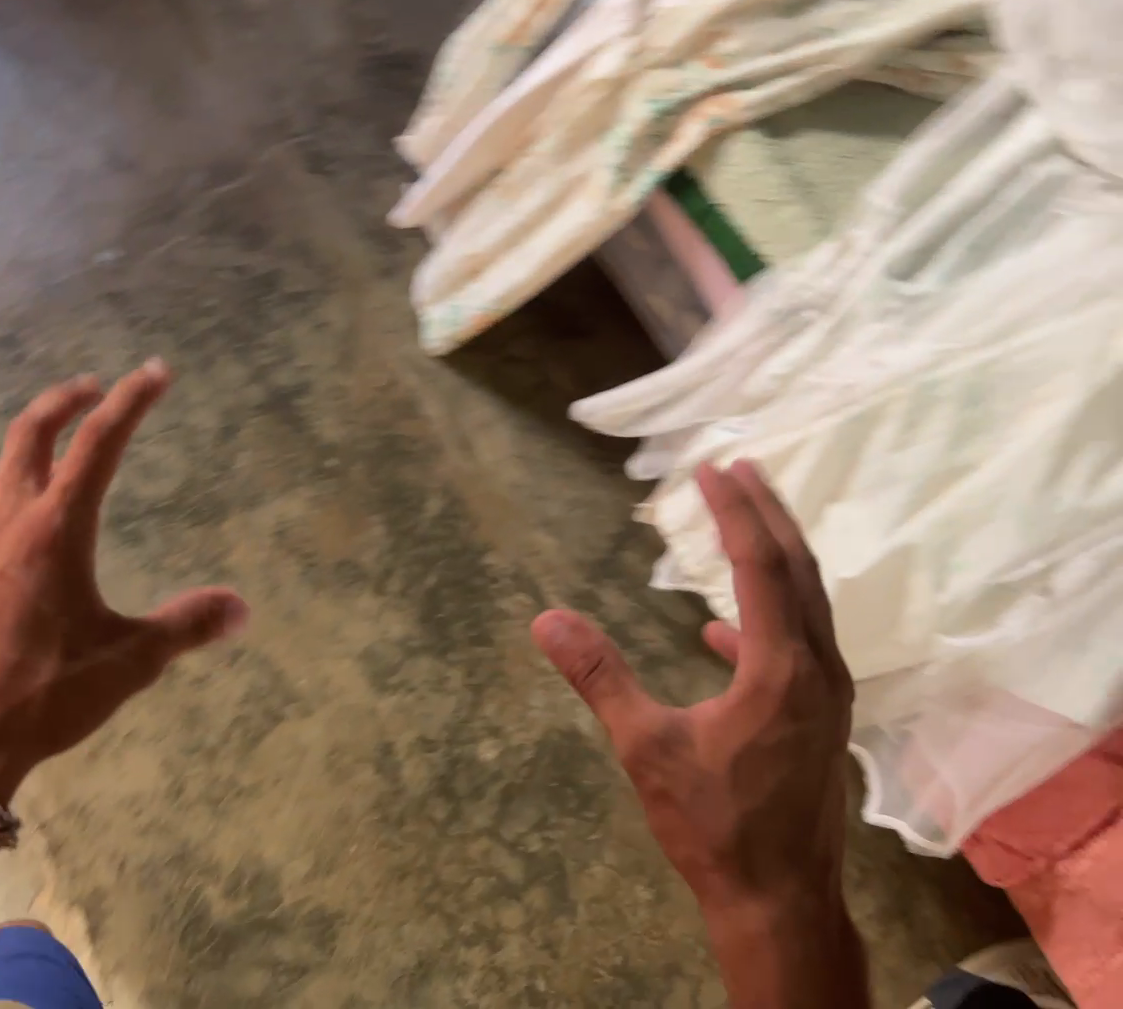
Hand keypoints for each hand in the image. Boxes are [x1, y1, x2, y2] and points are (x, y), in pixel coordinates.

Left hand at [0, 360, 250, 803]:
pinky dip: (24, 484)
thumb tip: (241, 607)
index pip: (98, 444)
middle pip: (30, 432)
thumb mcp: (126, 661)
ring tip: (73, 443)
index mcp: (55, 530)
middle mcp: (12, 523)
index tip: (155, 372)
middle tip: (99, 385)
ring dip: (40, 439)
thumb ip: (184, 626)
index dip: (131, 402)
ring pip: (7, 467)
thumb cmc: (43, 696)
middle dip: (66, 398)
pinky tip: (43, 521)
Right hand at [531, 461, 853, 915]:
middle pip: (799, 574)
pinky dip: (761, 618)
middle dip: (767, 515)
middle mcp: (818, 674)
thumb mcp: (643, 745)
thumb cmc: (712, 823)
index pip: (761, 570)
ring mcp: (824, 699)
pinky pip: (793, 646)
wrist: (779, 902)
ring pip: (806, 606)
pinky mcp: (811, 720)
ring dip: (772, 556)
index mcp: (783, 672)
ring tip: (741, 521)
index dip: (733, 514)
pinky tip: (717, 630)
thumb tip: (544, 618)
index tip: (708, 469)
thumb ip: (599, 676)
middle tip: (738, 467)